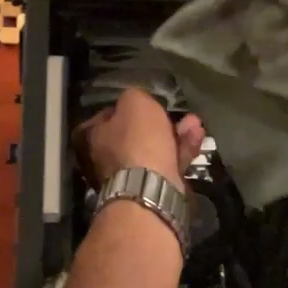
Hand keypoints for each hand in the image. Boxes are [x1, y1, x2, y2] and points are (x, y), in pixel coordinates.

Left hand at [76, 88, 203, 188]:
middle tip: (179, 115)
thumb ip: (134, 97)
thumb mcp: (135, 102)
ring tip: (195, 124)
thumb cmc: (137, 140)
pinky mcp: (149, 191)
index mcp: (90, 137)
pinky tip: (196, 138)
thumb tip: (136, 102)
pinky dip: (182, 152)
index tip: (148, 103)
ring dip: (177, 135)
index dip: (128, 108)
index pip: (107, 116)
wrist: (150, 188)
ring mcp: (127, 178)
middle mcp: (103, 159)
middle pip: (134, 136)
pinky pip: (166, 166)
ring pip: (154, 151)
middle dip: (160, 123)